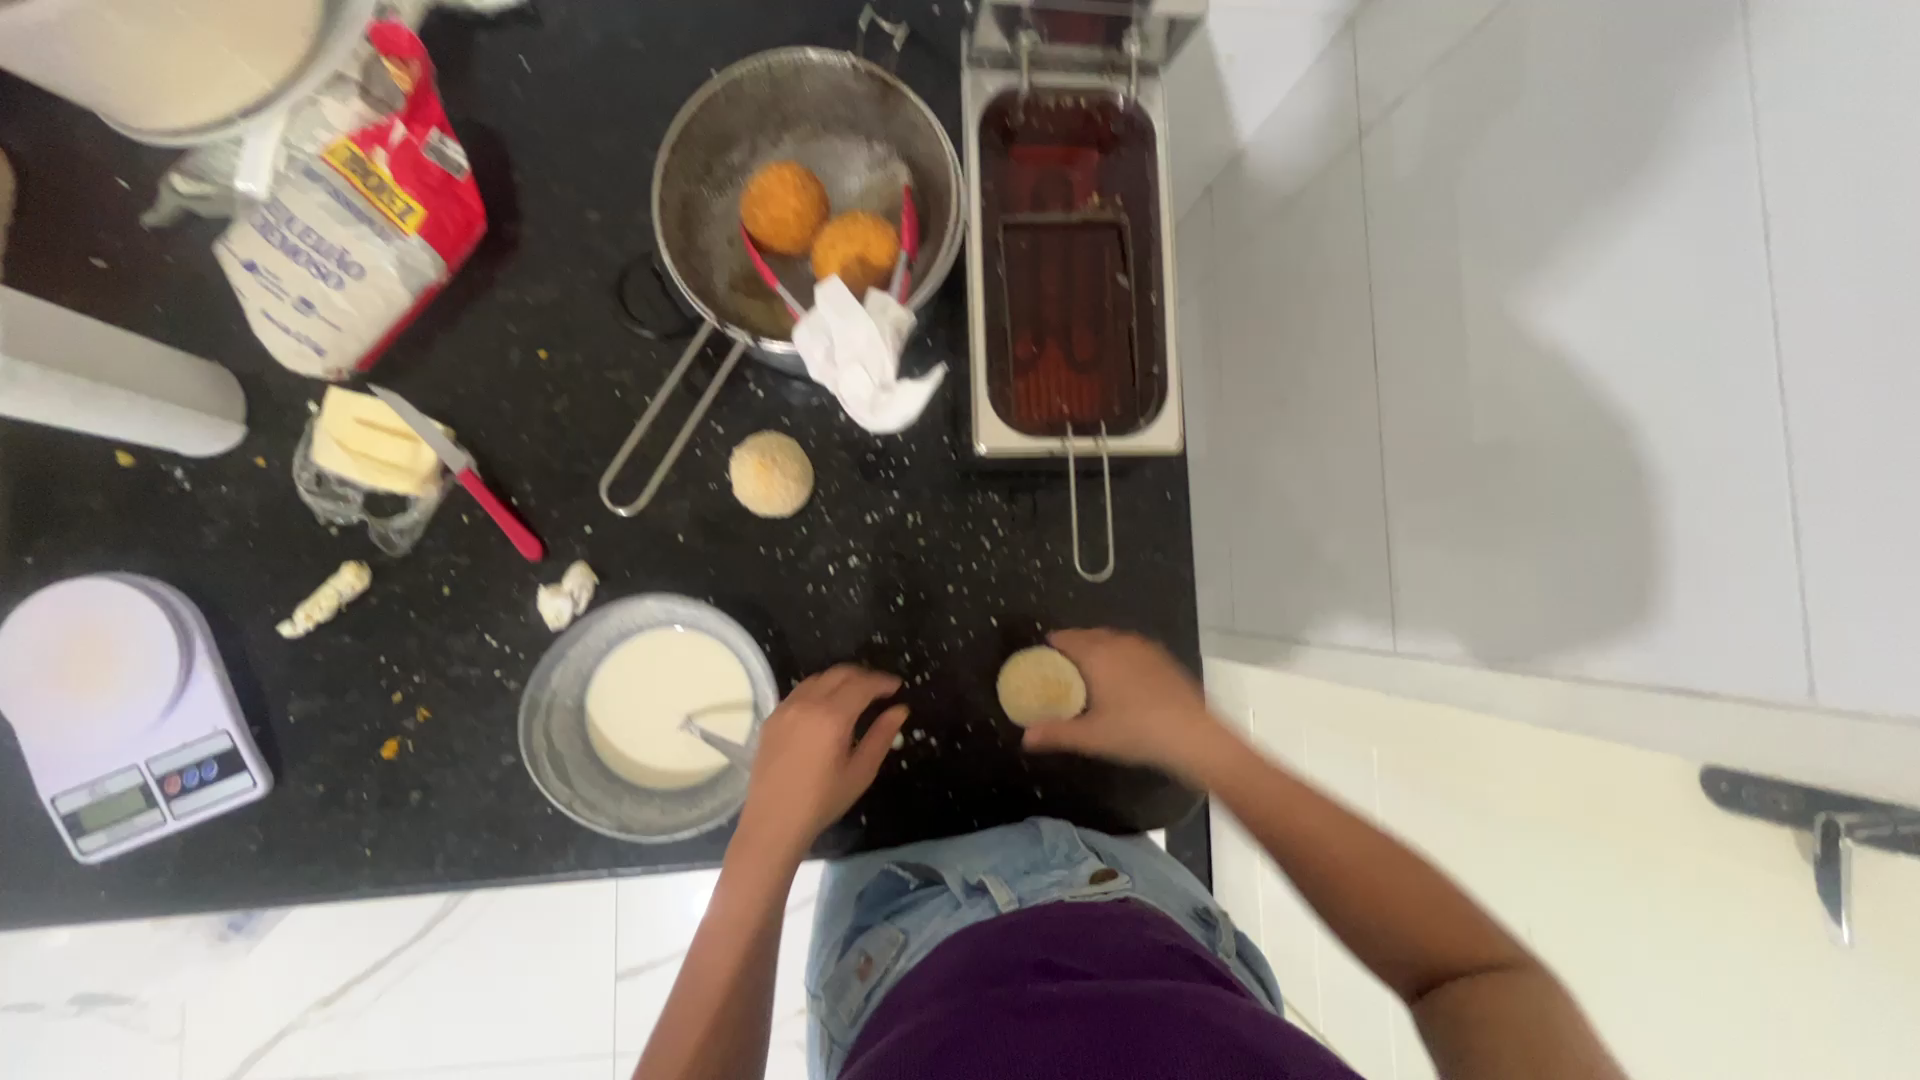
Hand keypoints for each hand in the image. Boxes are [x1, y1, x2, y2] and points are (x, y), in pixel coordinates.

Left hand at [736, 665, 908, 860]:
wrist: (773, 822)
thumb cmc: (822, 801)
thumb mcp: (861, 771)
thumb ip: (882, 736)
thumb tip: (900, 710)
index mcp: (833, 716)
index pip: (863, 684)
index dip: (883, 682)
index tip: (897, 686)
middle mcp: (807, 703)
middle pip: (840, 673)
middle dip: (864, 675)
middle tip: (880, 689)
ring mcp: (786, 708)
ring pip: (818, 678)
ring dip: (841, 679)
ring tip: (855, 694)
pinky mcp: (772, 717)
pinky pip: (800, 691)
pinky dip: (819, 689)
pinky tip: (826, 706)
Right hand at [1020, 629, 1231, 781]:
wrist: (1195, 736)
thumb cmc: (1137, 732)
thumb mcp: (1091, 737)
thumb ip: (1056, 733)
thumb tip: (1025, 738)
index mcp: (1097, 654)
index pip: (1066, 638)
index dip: (1051, 645)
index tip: (1042, 658)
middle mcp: (1119, 642)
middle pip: (1088, 635)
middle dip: (1073, 646)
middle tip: (1062, 668)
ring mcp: (1145, 648)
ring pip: (1112, 640)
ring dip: (1098, 649)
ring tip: (1090, 672)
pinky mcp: (1164, 659)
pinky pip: (1132, 649)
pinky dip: (1120, 657)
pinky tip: (1123, 679)